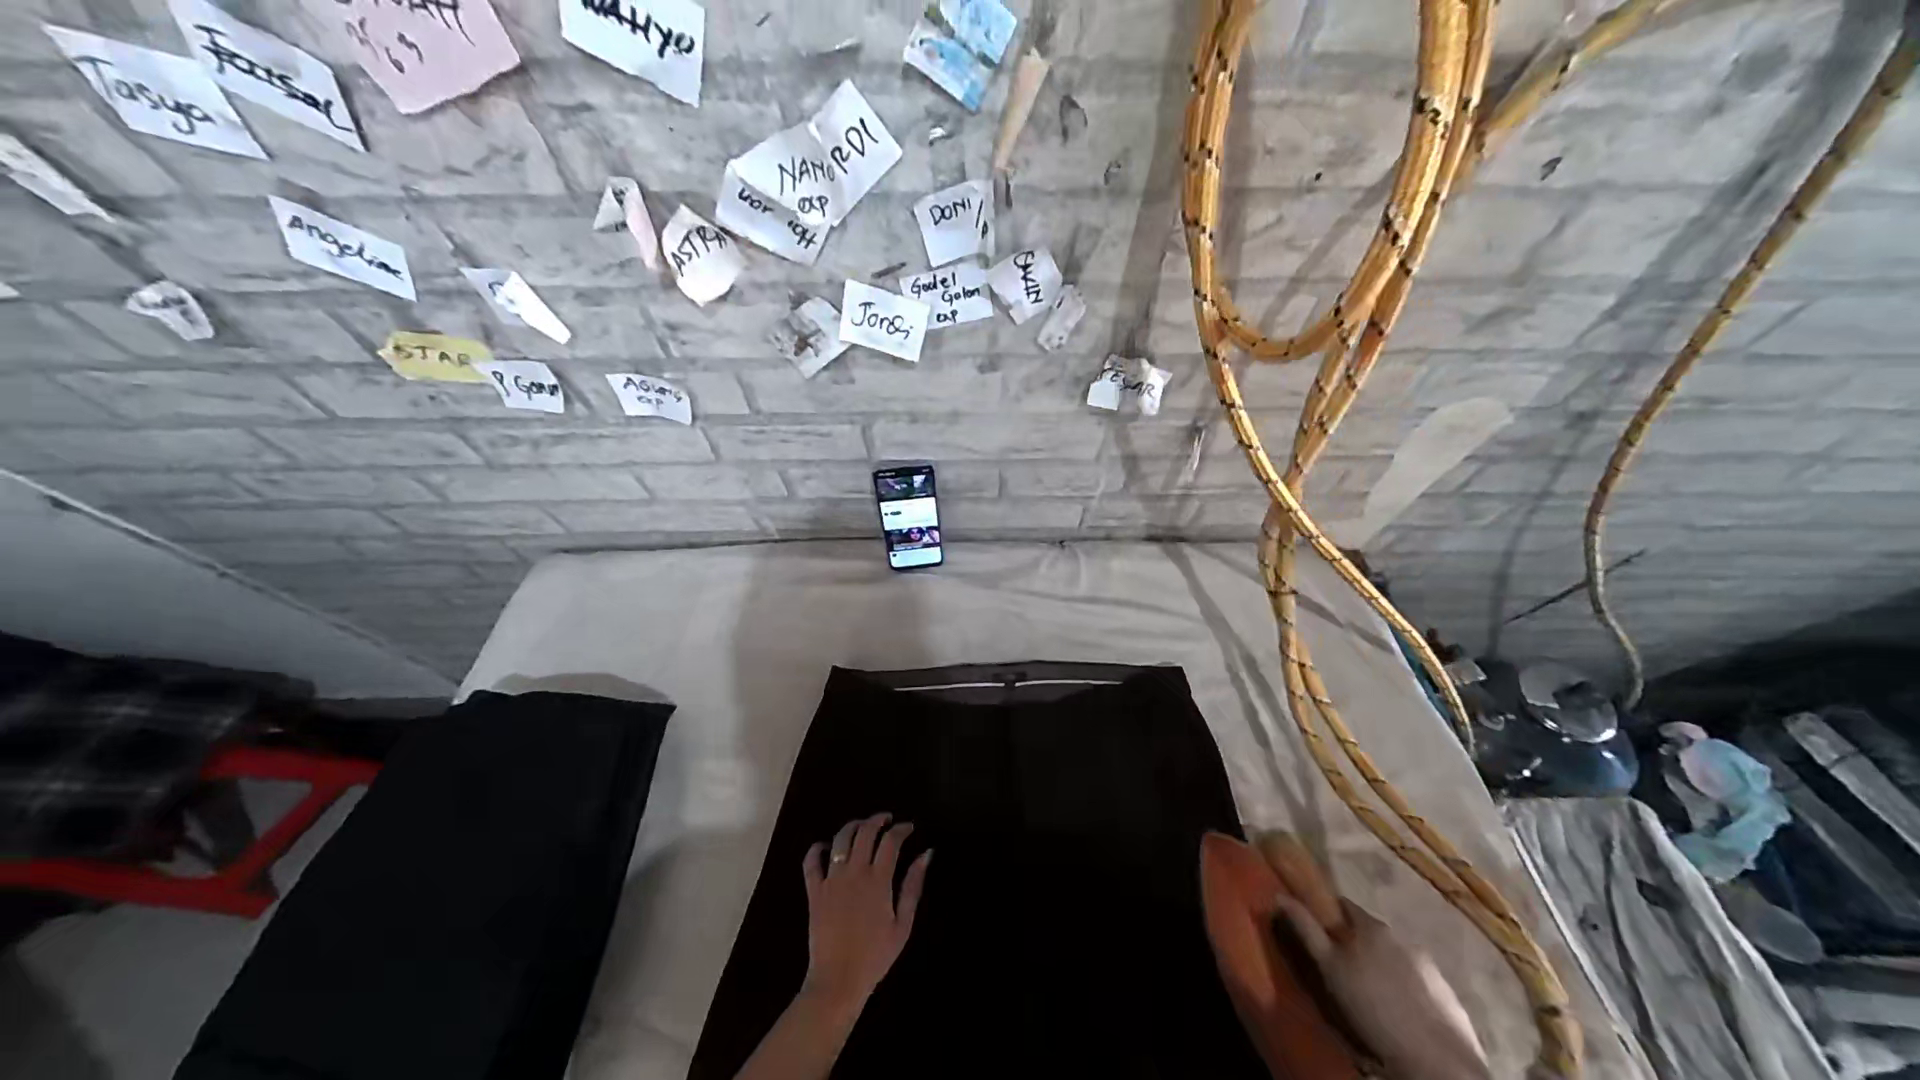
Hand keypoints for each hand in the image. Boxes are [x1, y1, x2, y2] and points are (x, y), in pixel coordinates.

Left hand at [800, 814, 930, 1014]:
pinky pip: (811, 862)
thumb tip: (926, 855)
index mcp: (878, 880)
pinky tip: (825, 846)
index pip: (891, 841)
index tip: (909, 828)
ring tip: (862, 826)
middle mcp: (854, 872)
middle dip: (878, 820)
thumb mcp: (903, 923)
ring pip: (839, 839)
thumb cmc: (876, 955)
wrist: (838, 980)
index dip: (901, 829)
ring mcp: (831, 880)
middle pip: (865, 832)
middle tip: (887, 819)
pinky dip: (817, 848)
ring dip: (852, 826)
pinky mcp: (814, 891)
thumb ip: (913, 886)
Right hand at [1276, 895, 1490, 1079]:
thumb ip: (1305, 929)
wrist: (1435, 1059)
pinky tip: (1398, 1009)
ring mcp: (1429, 965)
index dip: (1327, 913)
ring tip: (1369, 991)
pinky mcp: (1447, 994)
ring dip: (1381, 964)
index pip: (1343, 904)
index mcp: (1371, 926)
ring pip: (1394, 955)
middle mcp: (1401, 936)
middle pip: (1370, 930)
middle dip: (1354, 941)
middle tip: (1340, 966)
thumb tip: (1279, 895)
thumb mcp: (1328, 967)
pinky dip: (1404, 986)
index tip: (1316, 929)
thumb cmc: (1371, 1005)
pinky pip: (1417, 980)